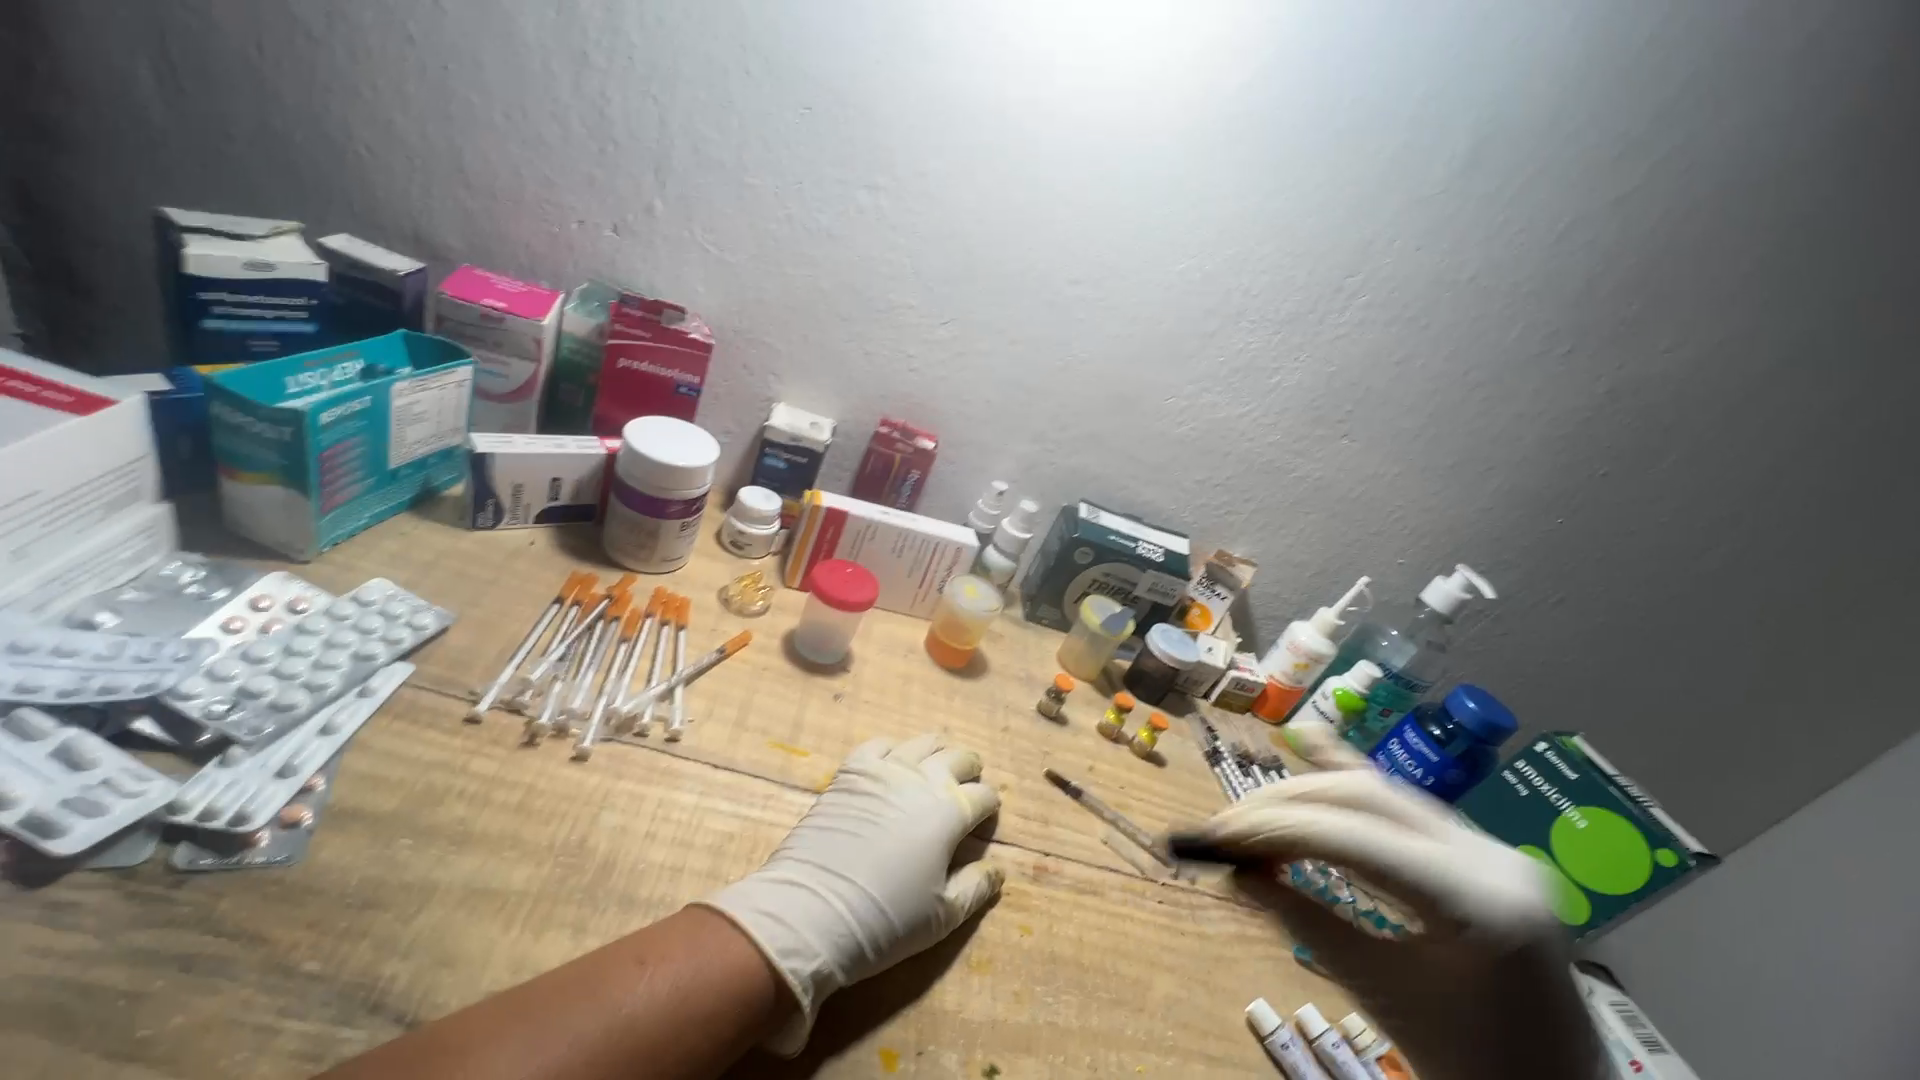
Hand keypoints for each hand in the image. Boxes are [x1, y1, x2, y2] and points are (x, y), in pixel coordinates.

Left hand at [699, 733, 1002, 1054]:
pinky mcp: (849, 773)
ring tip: (934, 770)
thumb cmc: (885, 920)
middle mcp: (921, 780)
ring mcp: (883, 771)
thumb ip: (976, 887)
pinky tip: (892, 766)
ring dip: (936, 753)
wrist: (812, 913)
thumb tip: (997, 869)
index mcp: (949, 812)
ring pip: (921, 743)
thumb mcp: (943, 917)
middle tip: (965, 790)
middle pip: (957, 757)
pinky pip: (879, 744)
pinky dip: (893, 750)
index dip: (988, 808)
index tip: (983, 822)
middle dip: (969, 771)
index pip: (983, 796)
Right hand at [1177, 736, 1609, 1079]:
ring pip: (1381, 795)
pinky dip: (1352, 781)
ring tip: (1252, 819)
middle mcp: (1490, 857)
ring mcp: (1492, 848)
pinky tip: (1313, 741)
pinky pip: (1405, 807)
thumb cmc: (1467, 1061)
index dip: (1276, 828)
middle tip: (1225, 830)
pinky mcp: (1482, 852)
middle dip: (1285, 807)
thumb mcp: (1379, 993)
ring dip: (1309, 799)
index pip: (1354, 838)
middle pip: (1365, 800)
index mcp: (1476, 903)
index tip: (1215, 836)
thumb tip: (1236, 873)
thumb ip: (1305, 922)